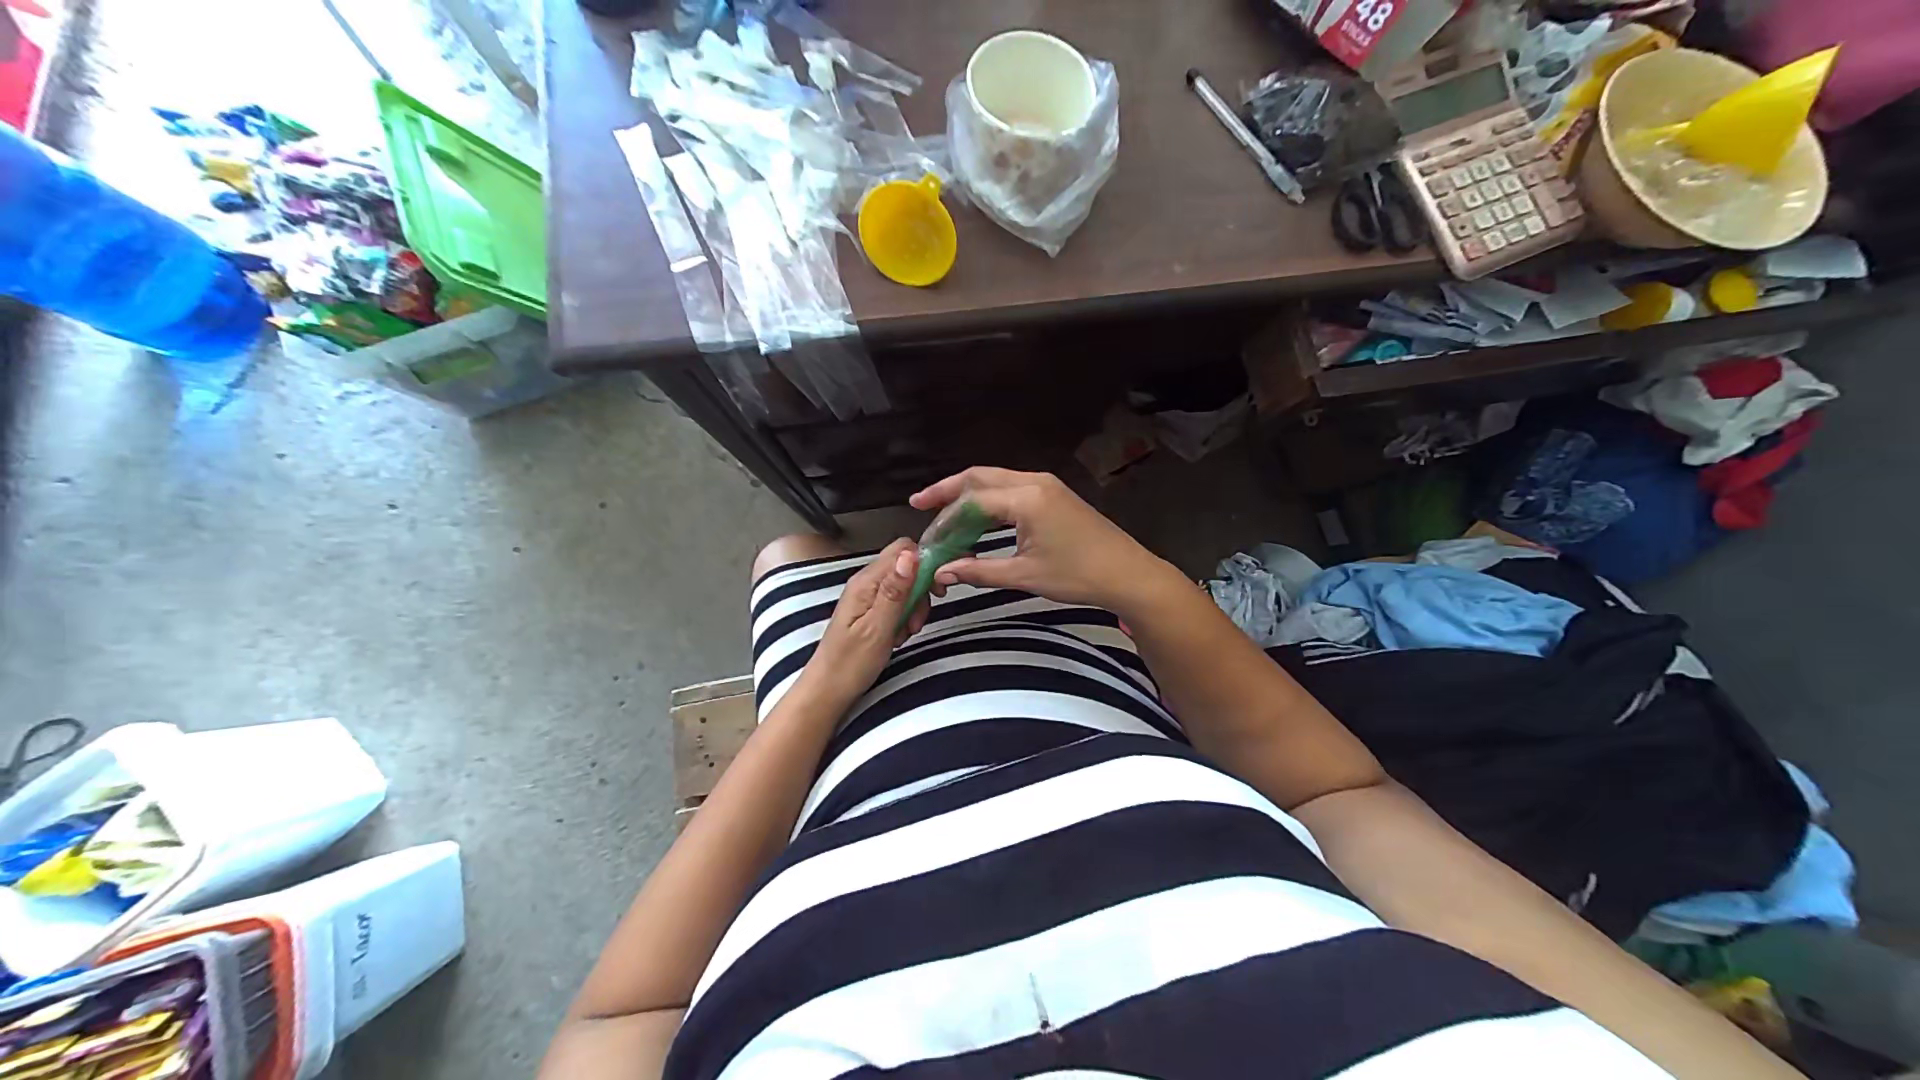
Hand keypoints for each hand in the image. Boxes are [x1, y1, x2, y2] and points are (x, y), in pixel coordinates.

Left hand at [794, 539, 930, 710]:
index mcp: (866, 582)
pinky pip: (897, 603)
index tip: (937, 590)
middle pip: (906, 567)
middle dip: (921, 590)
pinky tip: (898, 636)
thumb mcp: (877, 628)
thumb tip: (910, 555)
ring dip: (914, 608)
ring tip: (905, 633)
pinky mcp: (870, 611)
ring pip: (905, 587)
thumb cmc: (850, 664)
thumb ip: (895, 591)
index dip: (925, 563)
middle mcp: (866, 582)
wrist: (828, 691)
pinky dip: (904, 618)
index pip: (903, 549)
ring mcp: (867, 596)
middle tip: (918, 621)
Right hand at [909, 467, 1182, 616]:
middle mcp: (1033, 481)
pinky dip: (988, 498)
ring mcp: (1046, 484)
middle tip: (919, 504)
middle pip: (979, 477)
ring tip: (941, 510)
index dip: (944, 521)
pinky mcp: (1053, 494)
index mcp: (1026, 498)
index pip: (971, 502)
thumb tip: (941, 573)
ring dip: (967, 493)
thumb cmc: (1077, 576)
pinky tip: (977, 515)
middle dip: (947, 490)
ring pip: (995, 479)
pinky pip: (1011, 487)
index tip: (928, 541)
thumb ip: (978, 571)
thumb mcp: (1024, 576)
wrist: (1128, 574)